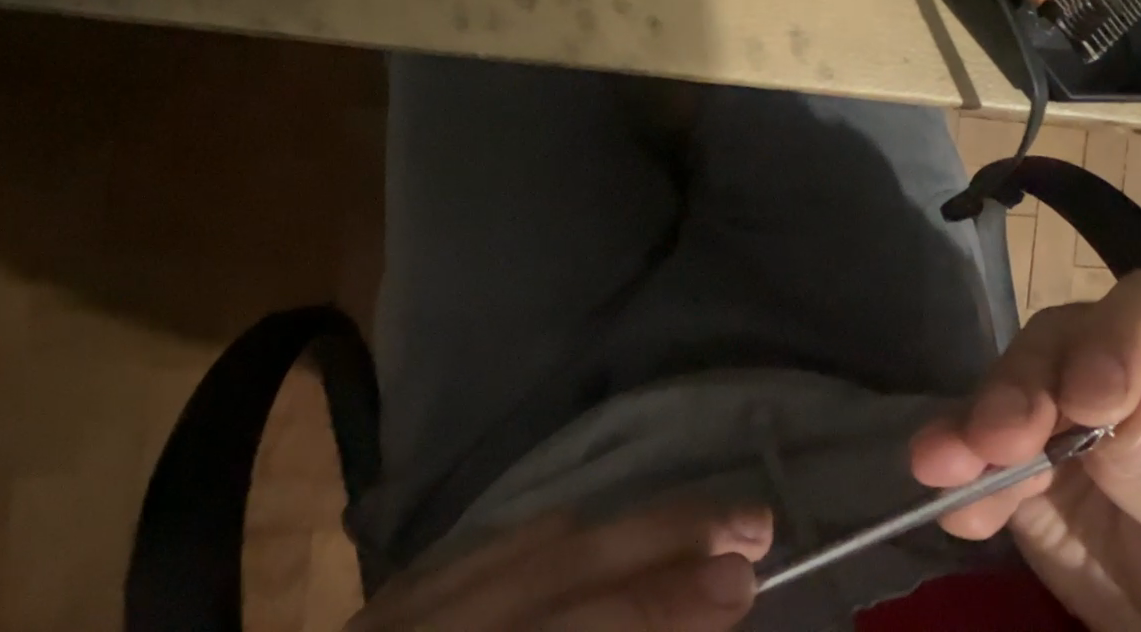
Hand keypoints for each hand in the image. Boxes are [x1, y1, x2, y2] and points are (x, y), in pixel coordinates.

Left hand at [348, 501, 772, 631]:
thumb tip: (691, 619)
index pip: (583, 625)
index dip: (666, 604)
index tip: (745, 580)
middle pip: (561, 567)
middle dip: (664, 539)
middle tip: (752, 521)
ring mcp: (400, 616)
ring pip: (525, 543)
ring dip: (619, 528)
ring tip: (697, 520)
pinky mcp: (388, 604)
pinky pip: (485, 547)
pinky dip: (554, 535)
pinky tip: (596, 530)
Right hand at [910, 271, 1140, 631]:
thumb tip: (1107, 413)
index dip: (1118, 337)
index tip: (1089, 400)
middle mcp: (1123, 373)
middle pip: (1062, 340)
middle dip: (1024, 385)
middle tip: (1000, 442)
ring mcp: (1063, 409)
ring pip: (1010, 380)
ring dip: (975, 422)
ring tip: (946, 468)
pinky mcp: (1019, 454)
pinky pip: (977, 441)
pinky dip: (959, 467)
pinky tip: (956, 505)